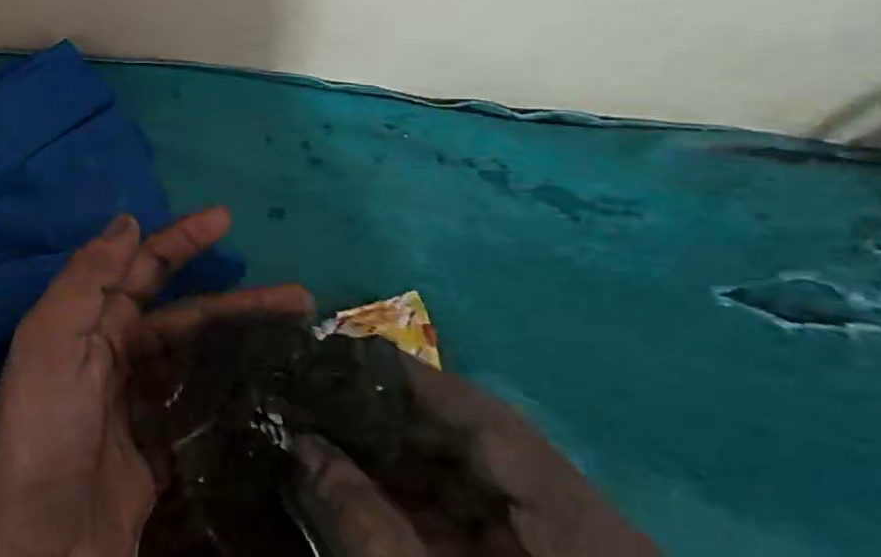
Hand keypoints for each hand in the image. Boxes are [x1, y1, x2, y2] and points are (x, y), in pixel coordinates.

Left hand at [0, 208, 314, 556]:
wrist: (36, 541)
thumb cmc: (44, 426)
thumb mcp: (52, 340)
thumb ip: (88, 278)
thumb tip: (127, 220)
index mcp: (90, 322)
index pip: (141, 268)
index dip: (179, 240)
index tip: (225, 218)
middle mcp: (116, 356)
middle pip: (185, 317)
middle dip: (235, 301)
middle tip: (296, 296)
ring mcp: (141, 407)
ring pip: (200, 363)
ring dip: (243, 347)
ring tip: (298, 342)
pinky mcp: (160, 455)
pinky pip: (203, 414)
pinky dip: (235, 400)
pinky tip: (274, 396)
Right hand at [291, 356, 661, 556]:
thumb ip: (366, 522)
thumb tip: (299, 443)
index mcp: (580, 527)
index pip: (486, 419)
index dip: (410, 379)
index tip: (337, 353)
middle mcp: (581, 529)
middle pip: (474, 447)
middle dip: (390, 424)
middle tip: (316, 403)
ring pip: (470, 486)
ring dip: (398, 466)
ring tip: (328, 445)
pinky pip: (475, 527)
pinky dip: (419, 510)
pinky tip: (365, 498)